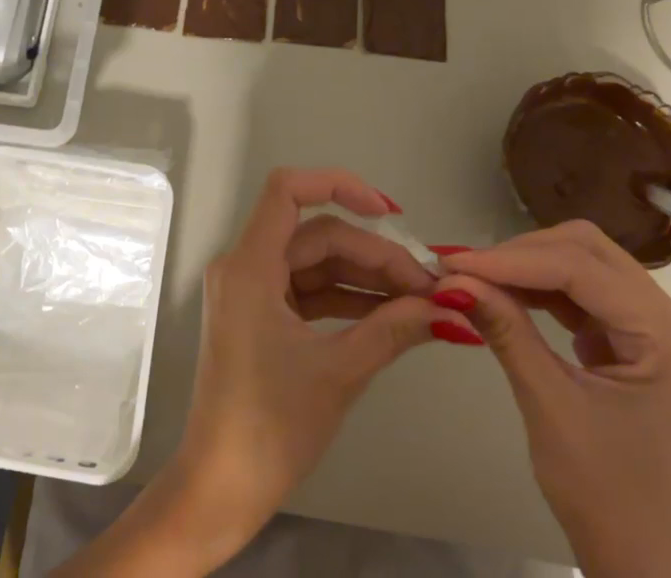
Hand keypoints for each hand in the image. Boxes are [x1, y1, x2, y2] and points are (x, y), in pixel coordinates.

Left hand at [55, 169, 474, 576]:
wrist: (221, 485)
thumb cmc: (271, 426)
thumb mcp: (339, 372)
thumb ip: (393, 330)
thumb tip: (449, 306)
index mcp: (249, 267)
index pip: (288, 190)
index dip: (340, 185)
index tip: (391, 213)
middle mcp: (244, 268)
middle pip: (315, 235)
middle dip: (374, 254)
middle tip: (430, 287)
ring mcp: (250, 294)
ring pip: (315, 264)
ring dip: (366, 279)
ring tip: (422, 303)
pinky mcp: (259, 318)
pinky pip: (308, 292)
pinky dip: (348, 300)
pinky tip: (392, 317)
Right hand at [434, 222, 670, 577]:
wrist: (641, 557)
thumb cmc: (604, 492)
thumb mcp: (549, 405)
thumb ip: (506, 332)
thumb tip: (452, 280)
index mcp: (669, 337)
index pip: (582, 270)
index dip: (512, 260)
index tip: (451, 262)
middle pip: (589, 254)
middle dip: (521, 254)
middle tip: (460, 268)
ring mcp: (655, 332)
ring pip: (584, 268)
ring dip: (526, 268)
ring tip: (471, 279)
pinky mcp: (633, 345)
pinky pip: (583, 297)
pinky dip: (539, 291)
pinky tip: (500, 296)